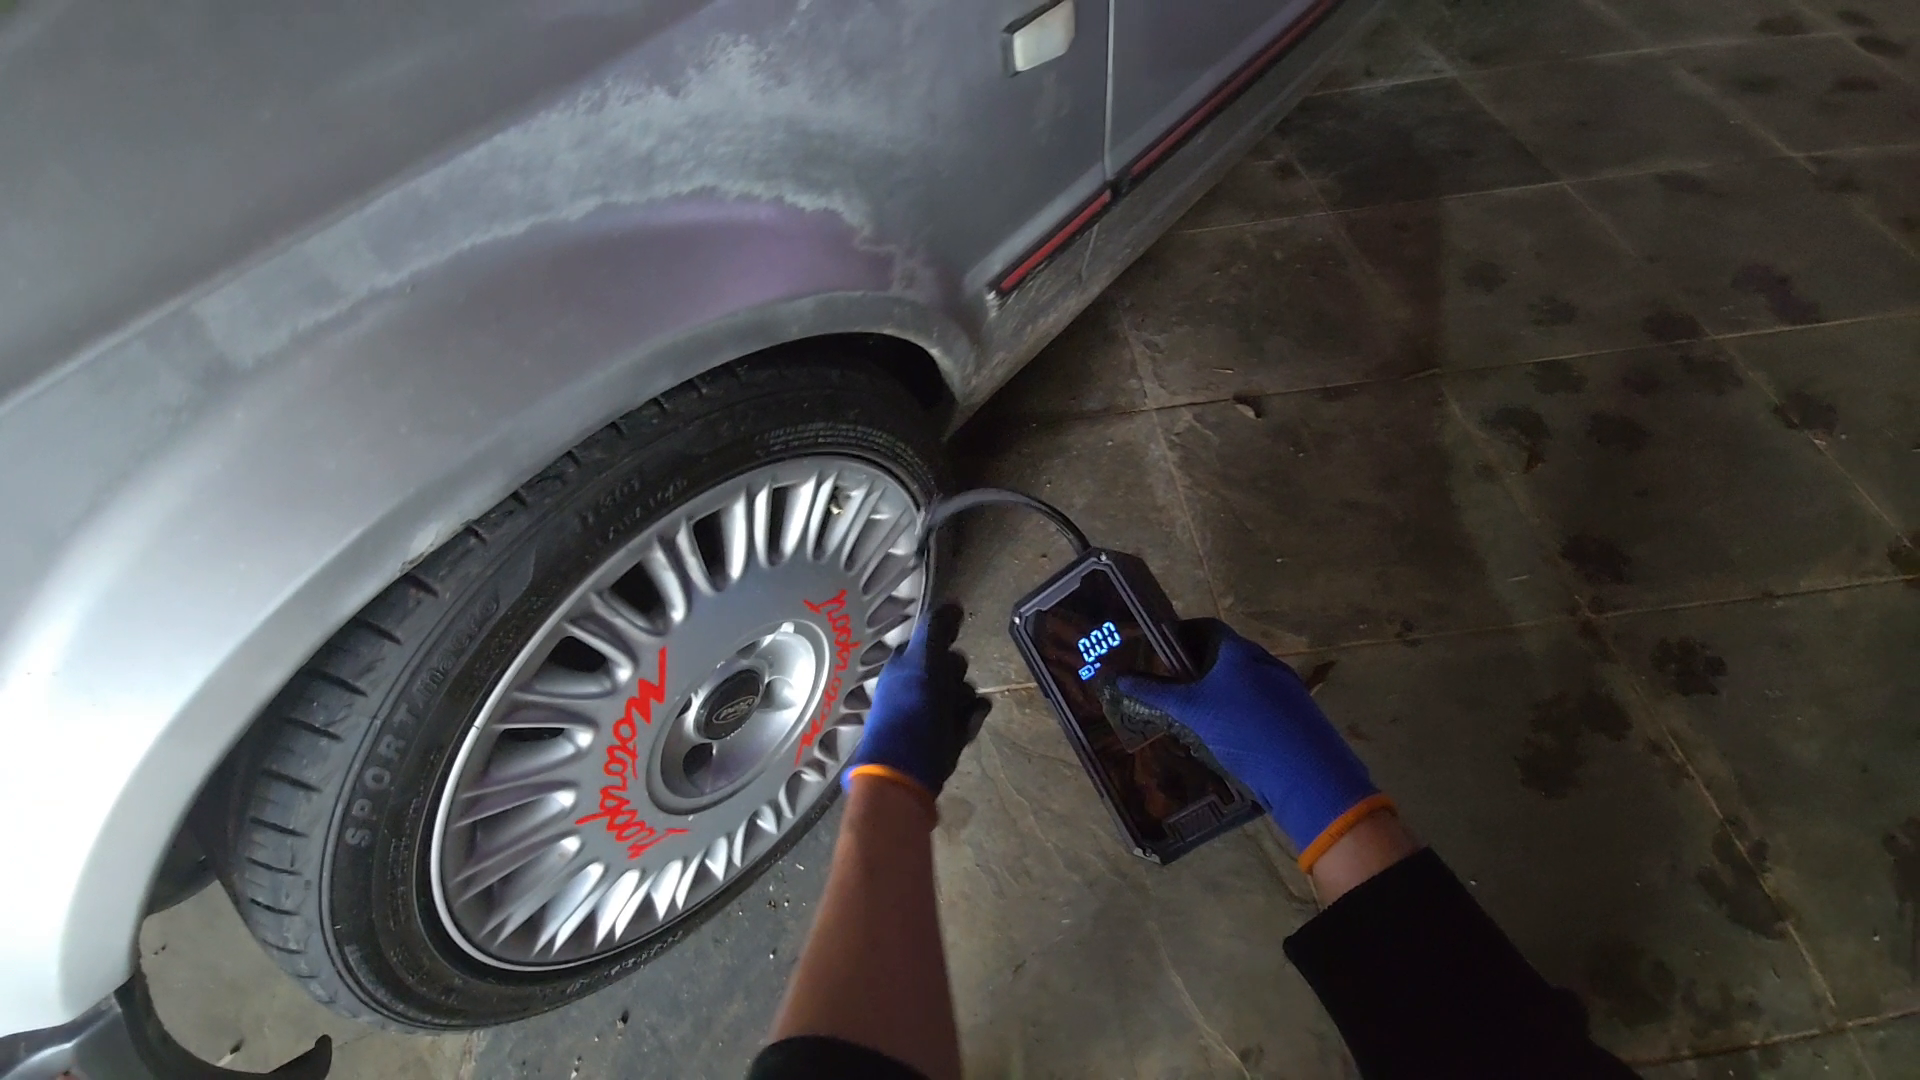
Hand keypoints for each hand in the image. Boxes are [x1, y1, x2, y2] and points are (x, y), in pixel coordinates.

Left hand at [845, 604, 988, 804]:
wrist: (905, 766)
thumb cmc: (912, 706)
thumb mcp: (923, 658)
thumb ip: (937, 628)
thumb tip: (953, 602)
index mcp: (904, 664)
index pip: (933, 641)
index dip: (945, 642)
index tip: (951, 647)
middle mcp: (915, 684)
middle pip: (952, 666)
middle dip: (957, 675)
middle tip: (949, 686)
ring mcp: (930, 710)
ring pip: (963, 691)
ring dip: (965, 699)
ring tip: (957, 713)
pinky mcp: (946, 734)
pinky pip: (969, 715)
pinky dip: (970, 718)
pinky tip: (966, 725)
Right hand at [1108, 619, 1389, 870]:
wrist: (1307, 774)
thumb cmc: (1243, 728)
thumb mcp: (1192, 710)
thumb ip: (1157, 692)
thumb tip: (1120, 678)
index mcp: (1240, 651)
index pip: (1206, 627)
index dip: (1181, 633)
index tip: (1158, 647)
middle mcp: (1264, 661)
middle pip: (1224, 653)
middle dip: (1196, 664)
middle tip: (1169, 680)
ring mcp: (1284, 688)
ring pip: (1242, 679)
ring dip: (1218, 688)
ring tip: (1192, 708)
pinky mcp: (1295, 714)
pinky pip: (1259, 701)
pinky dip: (1238, 708)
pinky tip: (1224, 731)